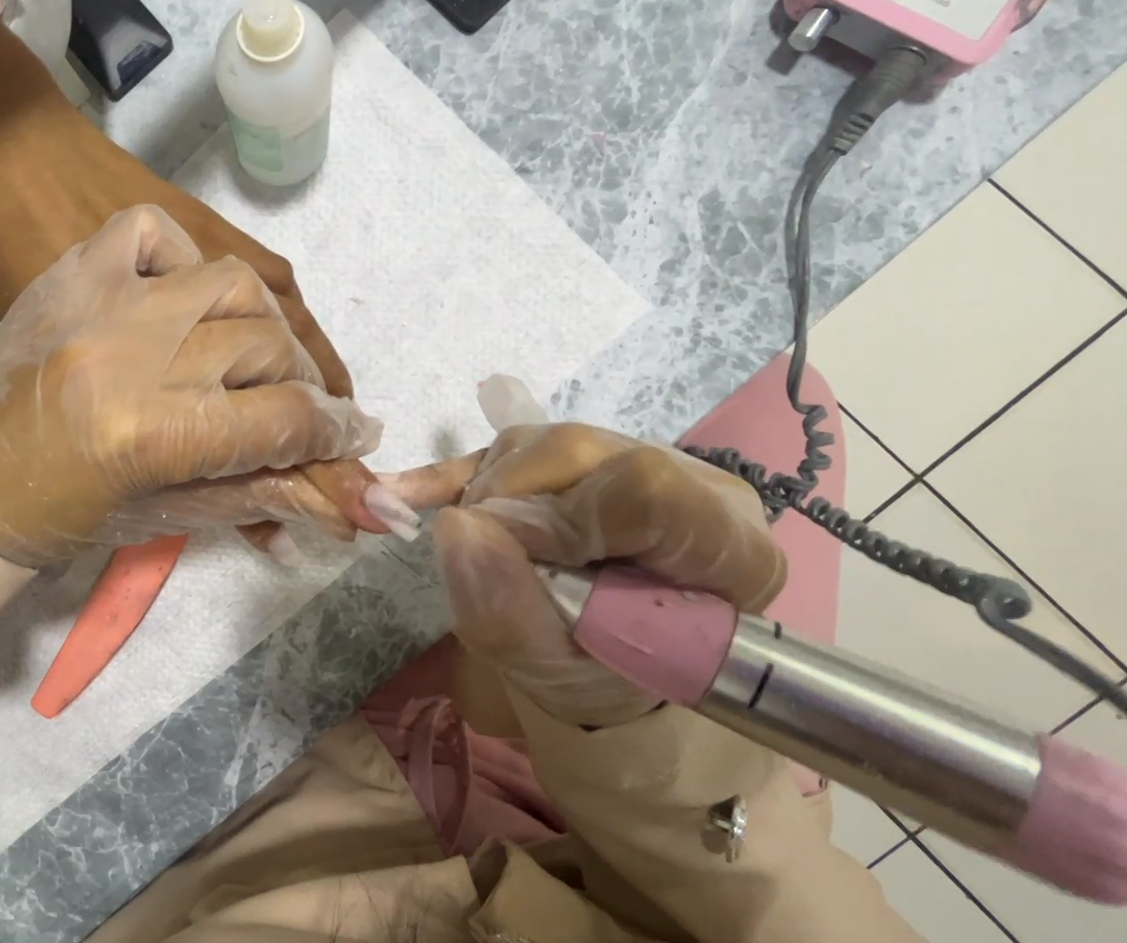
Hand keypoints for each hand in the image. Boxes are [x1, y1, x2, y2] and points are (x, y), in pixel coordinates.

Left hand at [0, 206, 383, 566]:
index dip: (332, 435)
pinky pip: (169, 241)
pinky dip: (197, 266)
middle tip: (305, 415)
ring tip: (266, 363)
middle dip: (306, 389)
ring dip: (269, 327)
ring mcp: (108, 295)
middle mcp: (135, 354)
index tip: (356, 441)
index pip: (280, 420)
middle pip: (268, 348)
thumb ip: (250, 498)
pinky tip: (198, 306)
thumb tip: (336, 505)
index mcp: (145, 435)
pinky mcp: (84, 261)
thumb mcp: (153, 517)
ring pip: (236, 285)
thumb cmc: (50, 509)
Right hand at [387, 376, 784, 726]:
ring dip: (483, 496)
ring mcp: (626, 456)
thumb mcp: (561, 677)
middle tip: (484, 560)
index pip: (647, 489)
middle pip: (578, 450)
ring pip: (535, 443)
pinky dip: (446, 475)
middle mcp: (686, 481)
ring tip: (483, 555)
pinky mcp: (571, 453)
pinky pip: (503, 445)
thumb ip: (514, 614)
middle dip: (506, 503)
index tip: (515, 557)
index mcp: (724, 546)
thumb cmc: (601, 682)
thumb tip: (456, 527)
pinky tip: (402, 496)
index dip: (563, 516)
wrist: (602, 668)